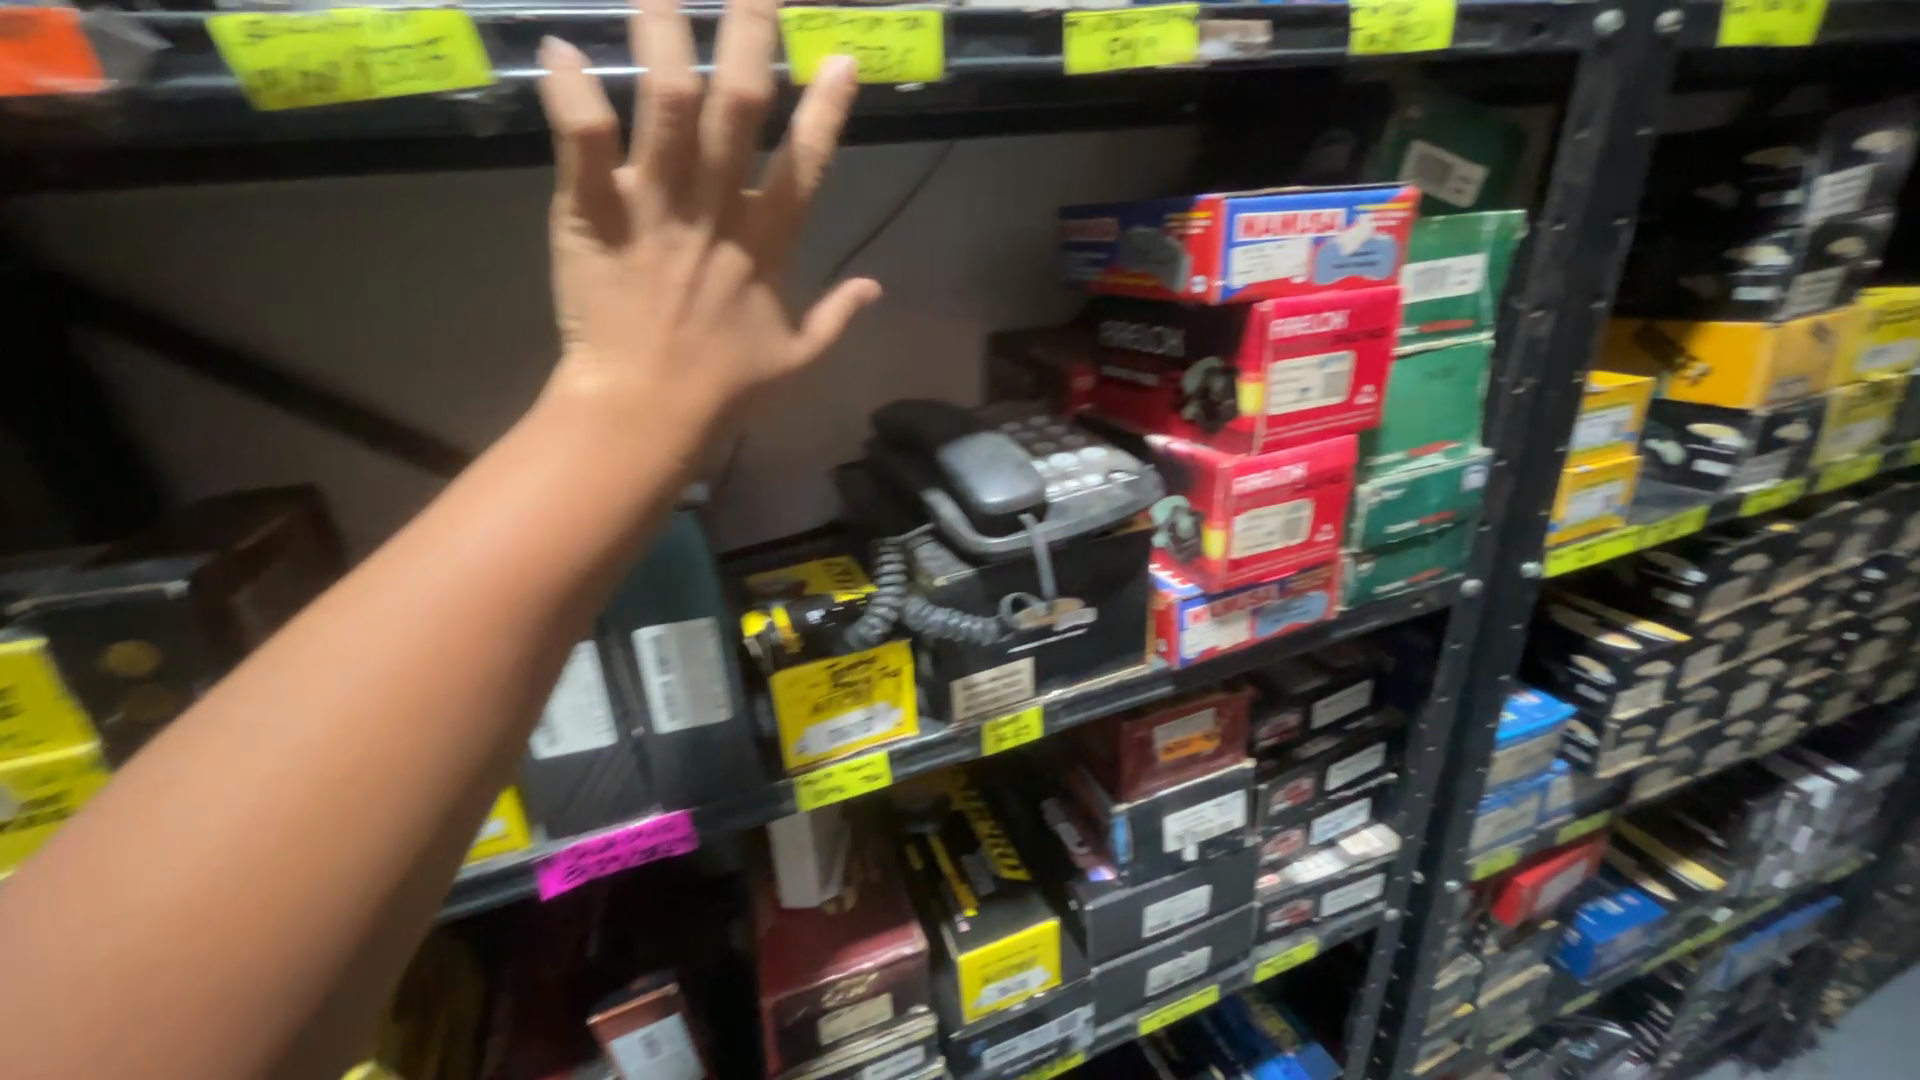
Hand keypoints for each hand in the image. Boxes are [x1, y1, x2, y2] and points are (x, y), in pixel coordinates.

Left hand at [534, 0, 879, 433]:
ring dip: (664, 39)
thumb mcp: (798, 360)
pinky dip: (570, 94)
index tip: (841, 58)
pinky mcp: (594, 216)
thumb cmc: (724, 389)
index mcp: (768, 244)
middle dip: (749, 38)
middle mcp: (717, 212)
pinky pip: (583, 144)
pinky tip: (561, 51)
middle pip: (737, 108)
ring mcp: (655, 210)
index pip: (807, 163)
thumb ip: (838, 319)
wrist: (645, 412)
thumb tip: (875, 287)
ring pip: (665, 105)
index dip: (827, 108)